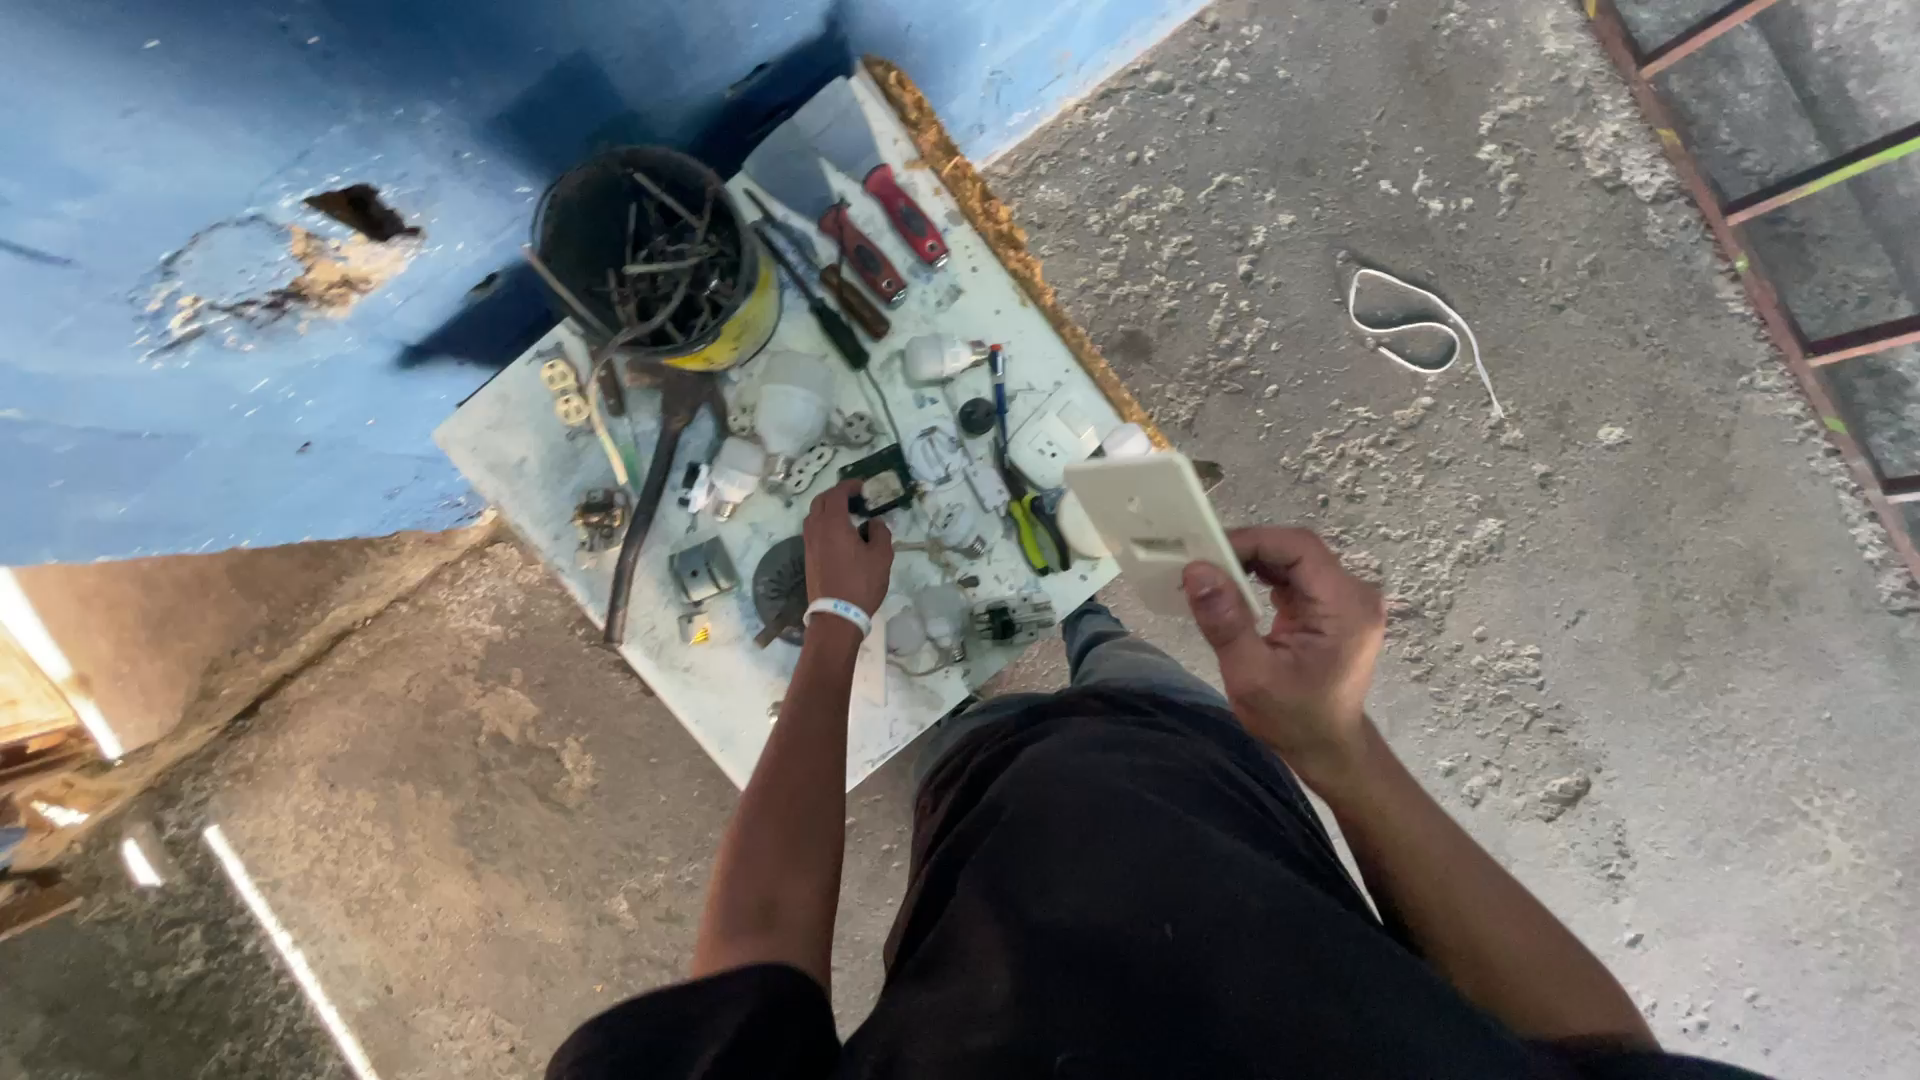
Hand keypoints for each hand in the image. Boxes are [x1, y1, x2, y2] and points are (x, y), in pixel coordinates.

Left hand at [803, 480, 893, 616]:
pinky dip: (824, 523)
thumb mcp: (881, 556)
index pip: (837, 494)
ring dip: (828, 509)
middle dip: (836, 495)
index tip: (861, 486)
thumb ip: (880, 533)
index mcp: (833, 523)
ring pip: (814, 516)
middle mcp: (816, 529)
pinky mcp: (808, 557)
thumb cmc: (861, 583)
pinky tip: (839, 535)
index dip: (849, 486)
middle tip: (854, 498)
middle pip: (821, 501)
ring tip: (847, 515)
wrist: (836, 615)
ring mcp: (809, 544)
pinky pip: (813, 530)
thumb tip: (874, 523)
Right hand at [1182, 527, 1385, 792]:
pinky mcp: (1327, 606)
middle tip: (1200, 562)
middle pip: (1295, 548)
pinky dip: (1257, 576)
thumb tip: (1196, 571)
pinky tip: (1229, 587)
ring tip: (1209, 573)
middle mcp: (1352, 594)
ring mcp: (1342, 599)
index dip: (1251, 541)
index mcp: (1345, 606)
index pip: (1298, 547)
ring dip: (1248, 561)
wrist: (1325, 748)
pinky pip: (1290, 575)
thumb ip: (1225, 621)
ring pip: (1290, 558)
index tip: (1205, 553)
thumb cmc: (1292, 718)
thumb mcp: (1251, 674)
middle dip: (1245, 550)